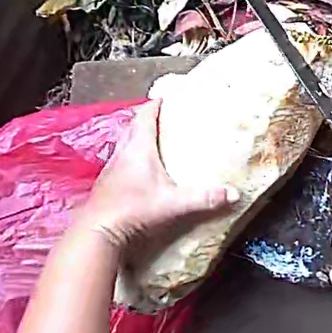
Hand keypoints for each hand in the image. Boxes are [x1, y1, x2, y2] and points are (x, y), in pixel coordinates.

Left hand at [76, 100, 238, 257]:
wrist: (97, 234)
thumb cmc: (135, 209)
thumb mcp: (174, 203)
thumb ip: (204, 197)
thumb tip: (234, 193)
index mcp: (138, 148)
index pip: (145, 116)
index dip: (155, 105)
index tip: (165, 98)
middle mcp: (122, 154)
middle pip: (132, 128)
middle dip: (146, 119)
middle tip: (161, 117)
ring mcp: (110, 170)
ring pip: (123, 146)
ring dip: (135, 140)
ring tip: (152, 142)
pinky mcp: (105, 187)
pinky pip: (119, 165)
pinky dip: (129, 161)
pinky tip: (138, 173)